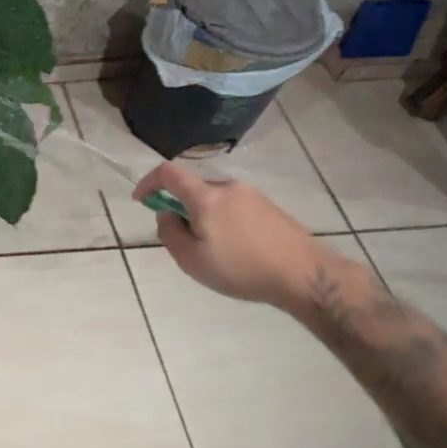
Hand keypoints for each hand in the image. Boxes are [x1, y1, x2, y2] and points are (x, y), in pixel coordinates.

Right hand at [134, 161, 343, 313]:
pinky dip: (225, 222)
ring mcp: (252, 195)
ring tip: (215, 252)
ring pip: (215, 200)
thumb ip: (170, 233)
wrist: (304, 274)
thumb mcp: (192, 260)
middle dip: (181, 208)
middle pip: (194, 189)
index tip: (141, 199)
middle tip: (184, 240)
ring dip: (205, 217)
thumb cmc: (241, 268)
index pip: (169, 173)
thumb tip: (167, 215)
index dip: (149, 182)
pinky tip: (238, 251)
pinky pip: (235, 208)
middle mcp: (228, 187)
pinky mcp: (270, 207)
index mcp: (205, 197)